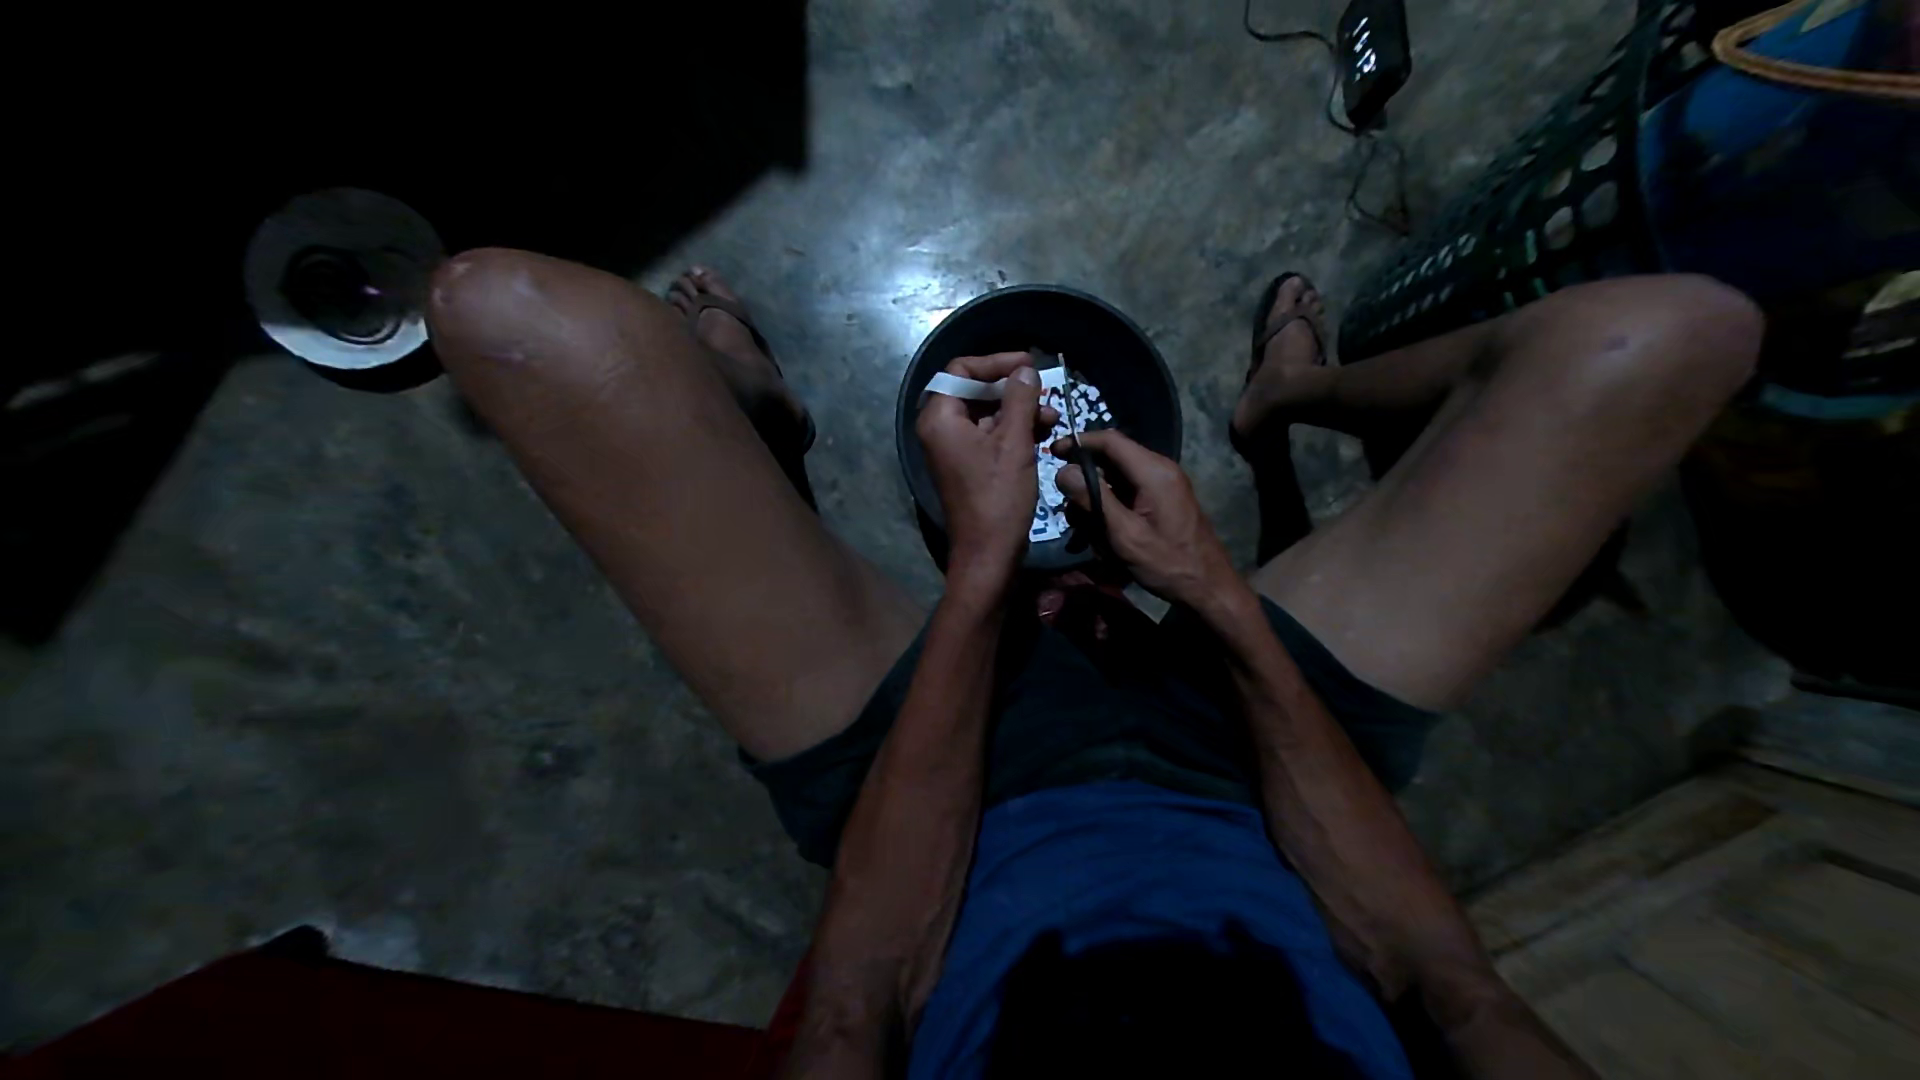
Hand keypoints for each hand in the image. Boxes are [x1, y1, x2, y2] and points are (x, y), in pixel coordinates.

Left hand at [917, 353, 1060, 591]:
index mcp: (940, 418)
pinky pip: (990, 436)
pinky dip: (1014, 431)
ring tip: (1052, 417)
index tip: (1028, 364)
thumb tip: (1026, 370)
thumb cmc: (998, 496)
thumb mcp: (1014, 443)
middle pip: (974, 391)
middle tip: (1044, 391)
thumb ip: (1020, 399)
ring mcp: (953, 448)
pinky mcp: (968, 465)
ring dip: (1019, 411)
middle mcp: (940, 429)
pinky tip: (1043, 433)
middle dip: (1012, 389)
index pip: (960, 370)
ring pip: (986, 414)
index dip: (995, 363)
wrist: (989, 552)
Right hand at [1051, 430, 1242, 609]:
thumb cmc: (1167, 563)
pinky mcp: (1162, 498)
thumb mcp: (1124, 534)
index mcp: (1154, 471)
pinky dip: (1110, 506)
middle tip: (1068, 505)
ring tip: (1086, 529)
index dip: (1080, 441)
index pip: (1111, 440)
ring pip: (1116, 477)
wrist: (1207, 586)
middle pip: (1112, 458)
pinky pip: (1127, 491)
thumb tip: (1063, 471)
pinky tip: (1103, 532)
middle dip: (1085, 478)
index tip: (1053, 453)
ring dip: (1096, 497)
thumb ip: (1093, 500)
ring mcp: (1162, 483)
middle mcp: (1160, 469)